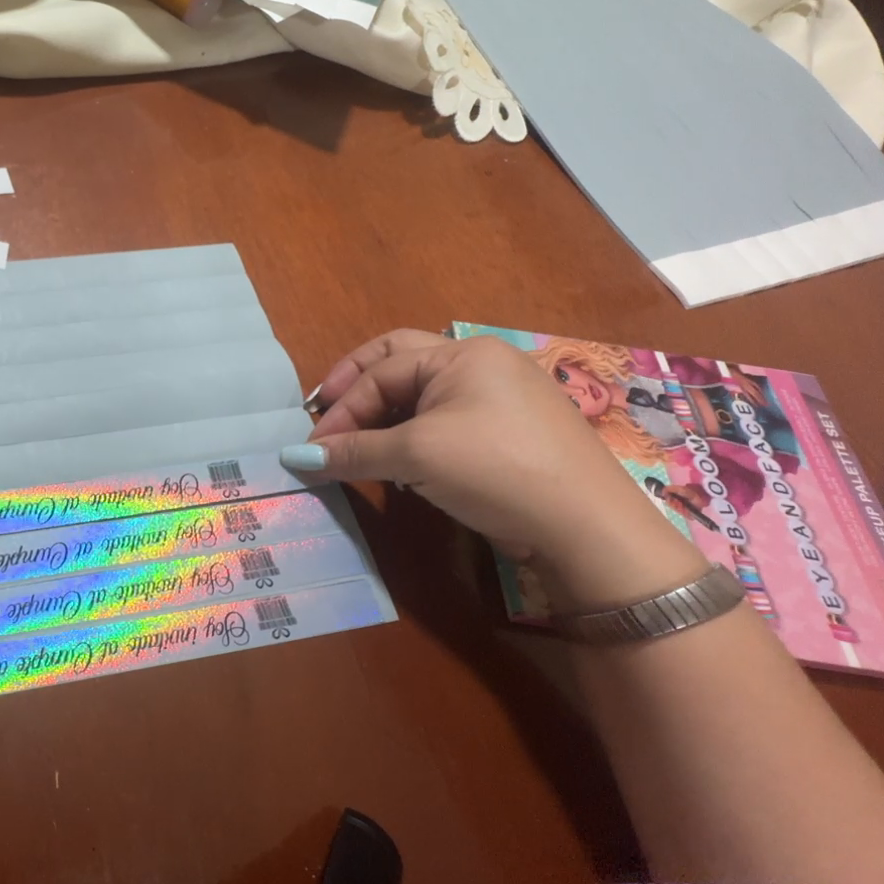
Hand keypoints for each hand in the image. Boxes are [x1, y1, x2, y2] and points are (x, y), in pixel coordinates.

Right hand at [287, 330, 707, 605]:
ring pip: (422, 396)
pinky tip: (404, 462)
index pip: (379, 372)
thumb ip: (351, 451)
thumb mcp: (414, 456)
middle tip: (327, 422)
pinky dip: (413, 434)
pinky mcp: (512, 432)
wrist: (588, 530)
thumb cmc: (494, 470)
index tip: (313, 447)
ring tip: (360, 447)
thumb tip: (294, 457)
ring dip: (383, 418)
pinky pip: (446, 420)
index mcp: (462, 353)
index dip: (340, 408)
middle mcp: (483, 363)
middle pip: (398, 364)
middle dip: (357, 394)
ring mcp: (503, 397)